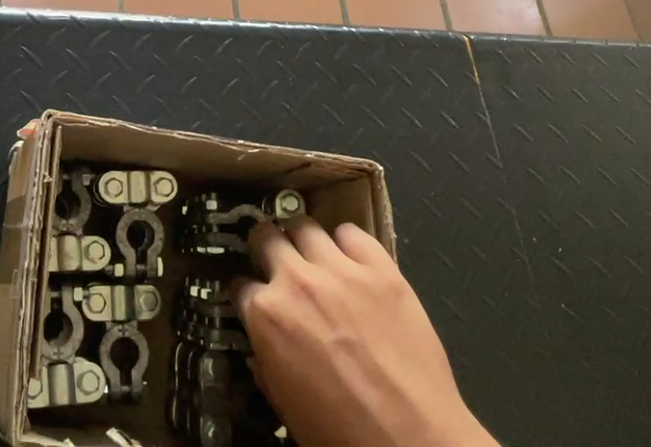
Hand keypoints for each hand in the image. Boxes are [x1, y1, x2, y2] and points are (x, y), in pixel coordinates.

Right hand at [233, 218, 497, 446]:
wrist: (411, 441)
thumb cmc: (339, 432)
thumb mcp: (283, 402)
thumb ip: (266, 362)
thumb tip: (262, 347)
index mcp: (266, 314)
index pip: (239, 284)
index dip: (245, 291)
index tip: (252, 296)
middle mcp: (295, 280)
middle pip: (264, 236)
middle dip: (264, 248)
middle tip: (276, 262)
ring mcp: (340, 270)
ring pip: (305, 226)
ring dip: (302, 240)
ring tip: (312, 255)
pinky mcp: (381, 269)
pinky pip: (353, 233)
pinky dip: (347, 242)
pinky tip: (351, 258)